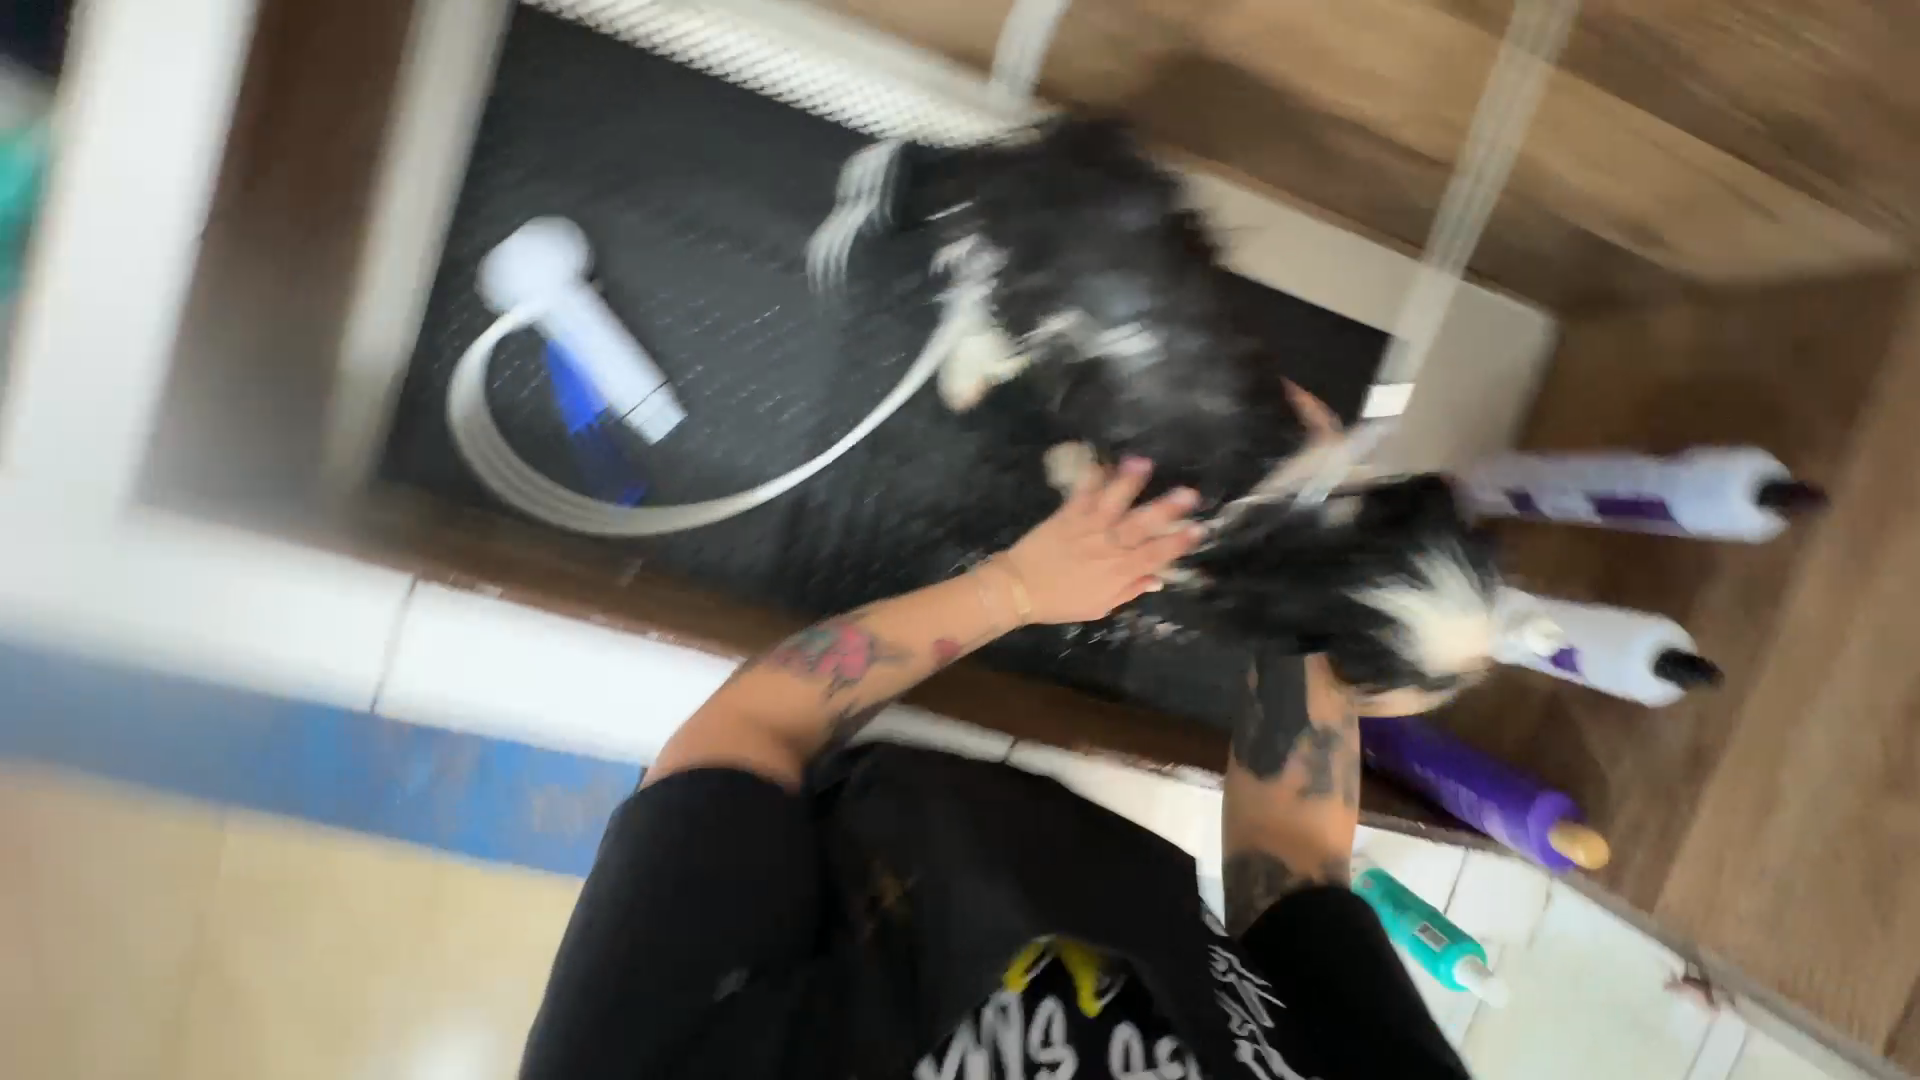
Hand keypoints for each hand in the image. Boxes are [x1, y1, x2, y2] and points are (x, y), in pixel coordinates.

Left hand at [996, 456, 1205, 624]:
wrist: (1018, 589)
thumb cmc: (1060, 601)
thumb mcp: (1099, 606)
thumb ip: (1129, 590)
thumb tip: (1157, 578)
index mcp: (1118, 572)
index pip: (1154, 555)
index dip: (1178, 543)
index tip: (1198, 529)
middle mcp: (1106, 547)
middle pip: (1140, 526)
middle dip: (1166, 508)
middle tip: (1190, 493)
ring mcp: (1086, 528)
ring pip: (1112, 503)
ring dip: (1129, 483)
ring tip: (1144, 463)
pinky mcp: (1066, 515)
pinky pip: (1082, 493)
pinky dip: (1093, 477)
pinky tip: (1104, 461)